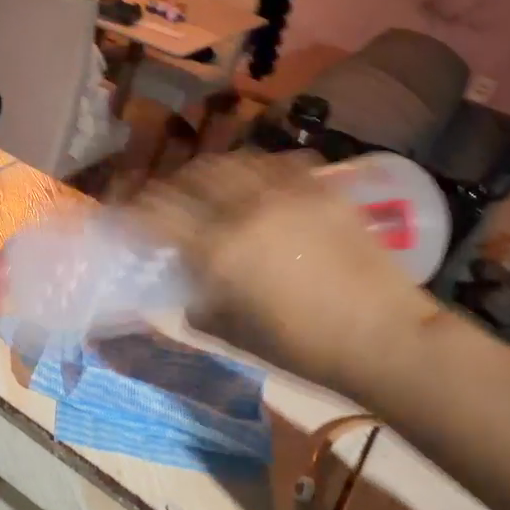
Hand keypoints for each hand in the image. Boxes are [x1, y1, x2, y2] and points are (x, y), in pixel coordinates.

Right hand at [131, 152, 429, 394]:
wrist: (383, 337)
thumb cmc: (300, 348)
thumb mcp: (230, 332)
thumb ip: (196, 300)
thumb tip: (182, 281)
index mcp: (216, 250)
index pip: (157, 213)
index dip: (134, 211)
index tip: (126, 217)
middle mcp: (245, 210)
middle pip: (190, 177)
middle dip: (169, 187)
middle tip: (165, 202)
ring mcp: (286, 193)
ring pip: (231, 161)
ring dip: (209, 172)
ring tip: (207, 187)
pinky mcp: (321, 189)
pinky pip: (277, 162)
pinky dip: (255, 168)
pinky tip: (255, 183)